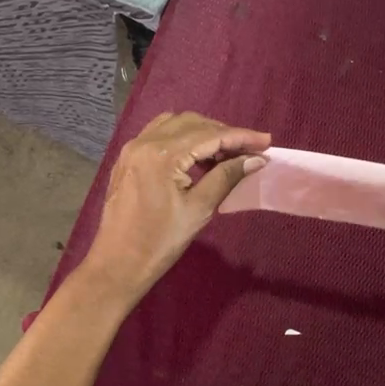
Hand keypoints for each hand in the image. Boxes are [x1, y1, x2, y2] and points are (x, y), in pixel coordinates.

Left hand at [78, 113, 270, 302]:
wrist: (118, 263)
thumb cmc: (160, 241)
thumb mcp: (199, 208)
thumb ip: (226, 177)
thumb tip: (255, 159)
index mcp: (162, 154)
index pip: (209, 134)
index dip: (240, 136)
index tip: (266, 141)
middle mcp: (144, 142)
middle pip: (191, 123)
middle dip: (222, 132)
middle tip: (248, 149)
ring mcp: (131, 149)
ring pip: (173, 125)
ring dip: (201, 133)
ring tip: (225, 152)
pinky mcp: (126, 159)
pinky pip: (157, 135)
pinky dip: (181, 139)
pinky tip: (197, 157)